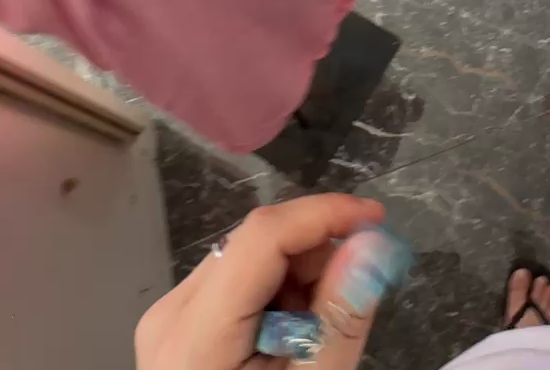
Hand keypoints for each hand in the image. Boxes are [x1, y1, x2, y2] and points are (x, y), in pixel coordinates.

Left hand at [135, 194, 387, 369]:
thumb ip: (341, 315)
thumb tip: (371, 241)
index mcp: (194, 334)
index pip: (263, 235)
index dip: (325, 213)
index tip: (379, 220)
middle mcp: (171, 312)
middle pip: (260, 242)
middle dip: (318, 254)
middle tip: (356, 292)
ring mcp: (170, 319)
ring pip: (254, 256)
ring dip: (302, 275)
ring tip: (317, 330)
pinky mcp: (179, 327)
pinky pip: (242, 280)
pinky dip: (280, 293)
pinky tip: (291, 336)